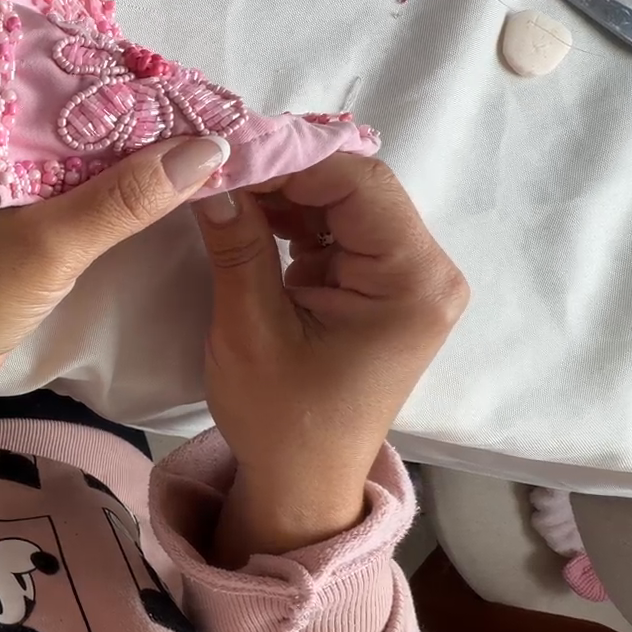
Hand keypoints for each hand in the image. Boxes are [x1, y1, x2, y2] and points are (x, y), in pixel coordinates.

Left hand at [0, 79, 230, 433]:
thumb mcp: (44, 246)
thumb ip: (121, 200)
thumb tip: (207, 149)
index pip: (49, 68)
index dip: (117, 71)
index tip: (186, 83)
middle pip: (64, 106)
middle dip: (129, 112)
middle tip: (206, 113)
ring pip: (69, 145)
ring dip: (122, 150)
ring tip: (198, 142)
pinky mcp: (6, 209)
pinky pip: (64, 181)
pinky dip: (105, 183)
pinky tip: (156, 183)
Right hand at [191, 154, 467, 564]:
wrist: (300, 481)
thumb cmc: (280, 417)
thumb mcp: (249, 330)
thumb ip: (238, 248)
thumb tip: (209, 179)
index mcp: (411, 281)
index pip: (359, 184)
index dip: (291, 157)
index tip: (225, 150)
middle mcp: (422, 270)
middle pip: (355, 189)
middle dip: (284, 173)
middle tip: (216, 166)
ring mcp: (400, 279)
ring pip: (341, 206)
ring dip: (282, 195)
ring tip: (222, 188)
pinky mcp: (372, 289)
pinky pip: (332, 234)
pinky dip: (288, 221)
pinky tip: (246, 216)